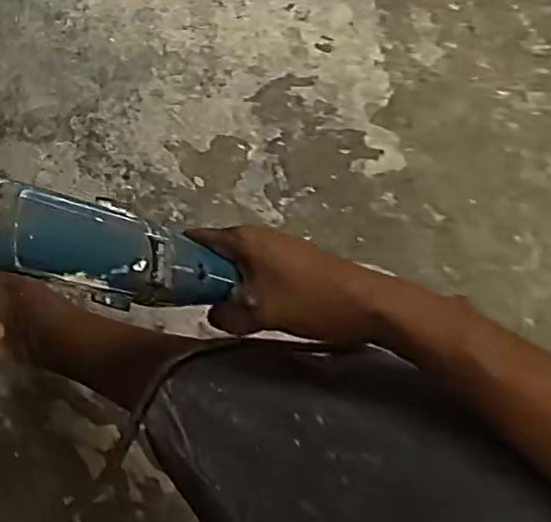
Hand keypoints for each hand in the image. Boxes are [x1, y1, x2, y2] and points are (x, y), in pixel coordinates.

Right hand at [187, 226, 414, 344]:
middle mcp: (256, 233)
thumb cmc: (312, 301)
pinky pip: (262, 265)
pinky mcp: (298, 257)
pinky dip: (254, 281)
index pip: (196, 238)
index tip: (173, 277)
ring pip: (242, 259)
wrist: (377, 306)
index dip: (181, 256)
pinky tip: (263, 304)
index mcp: (241, 237)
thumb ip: (229, 315)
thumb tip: (212, 316)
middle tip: (202, 299)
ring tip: (233, 306)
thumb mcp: (263, 313)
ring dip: (234, 280)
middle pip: (218, 249)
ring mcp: (280, 243)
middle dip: (208, 272)